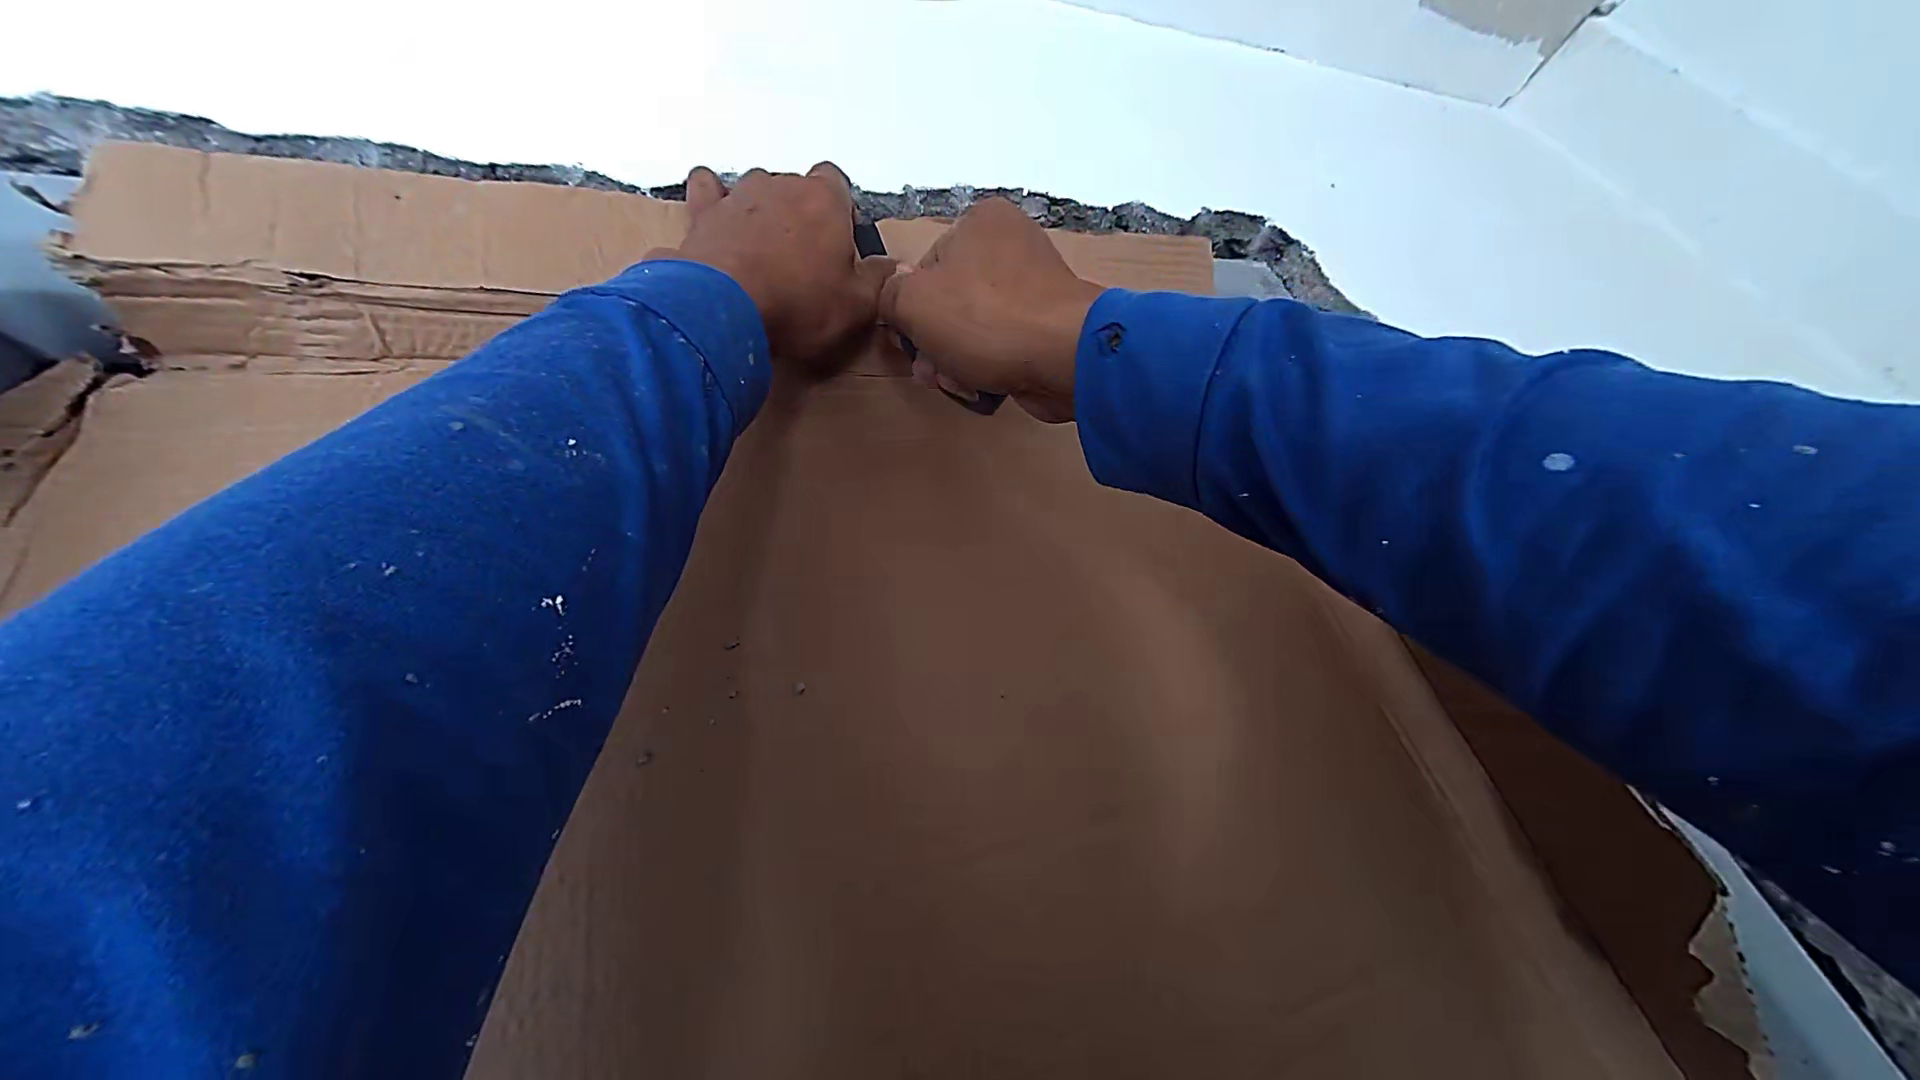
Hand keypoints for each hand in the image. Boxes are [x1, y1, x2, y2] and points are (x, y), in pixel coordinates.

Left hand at [646, 164, 893, 373]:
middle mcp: (782, 185)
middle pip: (798, 189)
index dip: (841, 211)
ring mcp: (739, 195)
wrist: (727, 310)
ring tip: (767, 250)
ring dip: (765, 212)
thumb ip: (878, 280)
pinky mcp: (704, 214)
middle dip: (803, 215)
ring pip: (757, 189)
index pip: (838, 183)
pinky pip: (707, 190)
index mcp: (825, 200)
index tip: (842, 242)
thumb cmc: (799, 304)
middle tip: (807, 259)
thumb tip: (893, 267)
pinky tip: (718, 218)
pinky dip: (714, 201)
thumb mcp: (857, 305)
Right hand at [877, 197, 1103, 422]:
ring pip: (973, 328)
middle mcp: (1010, 247)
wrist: (1063, 357)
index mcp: (980, 223)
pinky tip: (977, 386)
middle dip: (932, 341)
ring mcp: (1033, 290)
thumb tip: (895, 294)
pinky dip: (986, 366)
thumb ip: (890, 294)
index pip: (926, 266)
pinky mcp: (1047, 328)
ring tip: (951, 381)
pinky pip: (1002, 345)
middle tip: (927, 369)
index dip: (909, 308)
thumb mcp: (913, 302)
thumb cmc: (985, 319)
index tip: (906, 339)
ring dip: (953, 359)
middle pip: (950, 300)